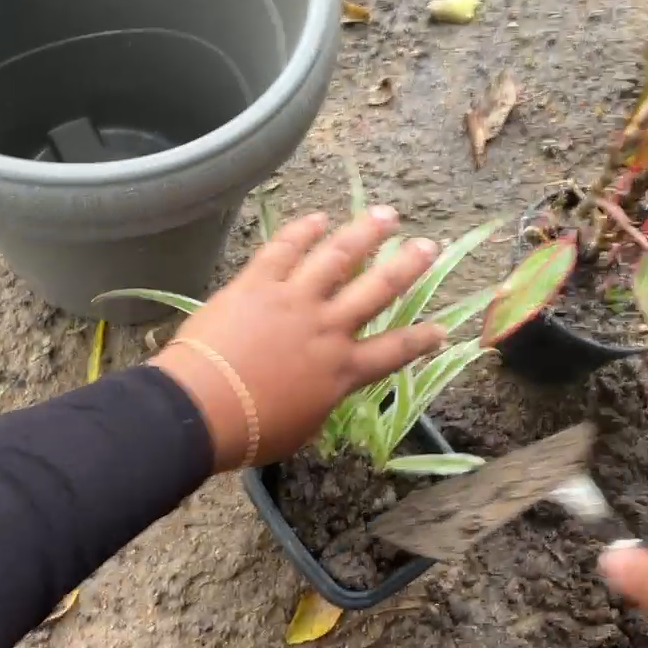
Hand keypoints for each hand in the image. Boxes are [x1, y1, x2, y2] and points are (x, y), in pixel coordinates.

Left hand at [150, 208, 445, 471]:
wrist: (206, 409)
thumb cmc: (253, 432)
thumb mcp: (302, 427)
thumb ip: (319, 401)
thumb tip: (319, 392)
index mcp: (341, 370)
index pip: (394, 351)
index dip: (421, 340)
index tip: (442, 328)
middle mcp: (328, 328)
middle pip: (378, 290)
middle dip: (408, 266)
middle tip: (429, 245)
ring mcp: (294, 300)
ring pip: (339, 256)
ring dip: (366, 232)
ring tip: (386, 215)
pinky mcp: (258, 283)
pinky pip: (285, 249)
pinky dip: (303, 231)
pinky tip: (319, 218)